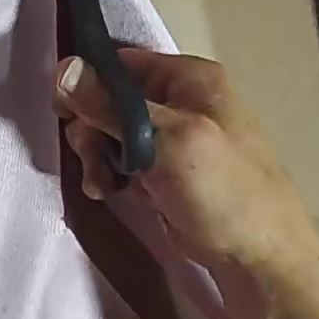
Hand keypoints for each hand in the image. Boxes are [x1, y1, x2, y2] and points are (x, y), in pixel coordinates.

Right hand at [53, 50, 317, 269]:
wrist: (255, 256)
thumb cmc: (221, 190)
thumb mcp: (164, 140)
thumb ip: (111, 106)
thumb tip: (64, 70)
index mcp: (186, 78)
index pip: (119, 62)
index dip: (86, 82)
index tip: (65, 110)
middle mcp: (174, 100)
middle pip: (105, 99)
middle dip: (90, 129)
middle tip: (92, 155)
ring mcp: (165, 136)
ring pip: (105, 131)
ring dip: (95, 157)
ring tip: (102, 183)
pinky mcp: (156, 167)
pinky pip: (115, 158)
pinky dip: (105, 173)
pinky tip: (109, 191)